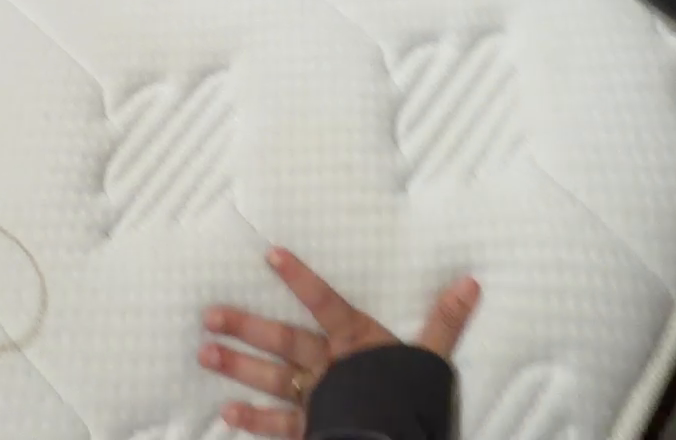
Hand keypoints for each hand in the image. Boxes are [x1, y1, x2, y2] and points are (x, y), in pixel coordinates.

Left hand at [198, 247, 480, 437]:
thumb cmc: (412, 398)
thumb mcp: (431, 356)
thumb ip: (445, 319)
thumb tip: (470, 282)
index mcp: (354, 340)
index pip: (323, 301)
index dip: (298, 277)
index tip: (269, 254)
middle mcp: (327, 366)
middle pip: (282, 342)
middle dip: (246, 326)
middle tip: (209, 314)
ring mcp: (315, 400)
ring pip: (270, 379)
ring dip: (237, 366)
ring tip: (205, 352)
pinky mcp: (311, 432)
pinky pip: (277, 427)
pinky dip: (252, 421)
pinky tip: (227, 413)